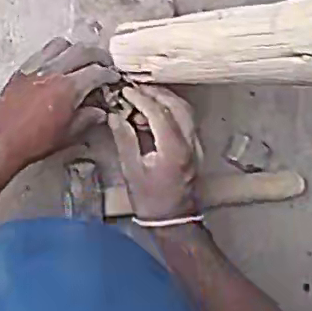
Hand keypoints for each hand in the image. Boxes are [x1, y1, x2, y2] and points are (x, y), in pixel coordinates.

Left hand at [0, 38, 118, 172]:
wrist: (2, 141)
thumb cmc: (35, 141)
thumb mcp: (69, 134)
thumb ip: (88, 118)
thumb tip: (99, 111)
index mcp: (68, 87)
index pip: (96, 71)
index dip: (109, 74)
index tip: (114, 78)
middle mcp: (52, 71)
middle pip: (82, 50)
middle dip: (98, 55)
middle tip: (105, 64)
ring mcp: (34, 67)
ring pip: (60, 45)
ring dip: (75, 49)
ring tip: (81, 61)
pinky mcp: (21, 70)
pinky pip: (42, 52)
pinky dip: (55, 54)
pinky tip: (57, 68)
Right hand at [107, 85, 201, 220]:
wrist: (173, 221)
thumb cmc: (150, 200)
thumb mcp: (131, 170)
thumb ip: (125, 139)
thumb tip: (115, 116)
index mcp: (173, 148)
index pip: (159, 112)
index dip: (141, 98)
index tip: (125, 91)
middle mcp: (189, 143)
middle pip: (177, 105)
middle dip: (156, 93)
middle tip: (135, 89)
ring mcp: (195, 145)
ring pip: (185, 110)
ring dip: (165, 100)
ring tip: (142, 98)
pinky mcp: (194, 148)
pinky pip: (186, 120)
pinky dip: (170, 110)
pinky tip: (153, 114)